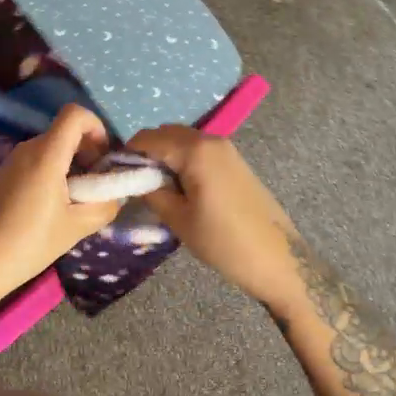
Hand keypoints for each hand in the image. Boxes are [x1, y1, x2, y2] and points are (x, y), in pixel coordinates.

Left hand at [0, 104, 123, 293]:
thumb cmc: (30, 241)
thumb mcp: (77, 227)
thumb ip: (104, 205)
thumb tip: (115, 194)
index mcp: (47, 154)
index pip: (74, 114)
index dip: (96, 127)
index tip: (103, 158)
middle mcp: (28, 147)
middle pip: (65, 132)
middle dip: (87, 152)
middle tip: (96, 186)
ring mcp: (12, 159)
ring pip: (51, 148)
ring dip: (70, 165)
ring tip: (76, 202)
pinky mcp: (3, 173)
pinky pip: (35, 161)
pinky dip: (52, 173)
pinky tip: (52, 207)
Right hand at [126, 124, 304, 311]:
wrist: (280, 262)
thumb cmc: (225, 243)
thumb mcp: (179, 220)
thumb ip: (151, 192)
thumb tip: (130, 178)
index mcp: (195, 150)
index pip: (147, 138)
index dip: (127, 154)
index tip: (115, 176)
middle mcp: (210, 139)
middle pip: (164, 133)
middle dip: (145, 152)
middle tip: (133, 183)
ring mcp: (226, 148)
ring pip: (181, 140)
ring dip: (164, 156)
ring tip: (155, 188)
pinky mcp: (234, 161)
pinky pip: (198, 149)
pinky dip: (182, 160)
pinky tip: (179, 188)